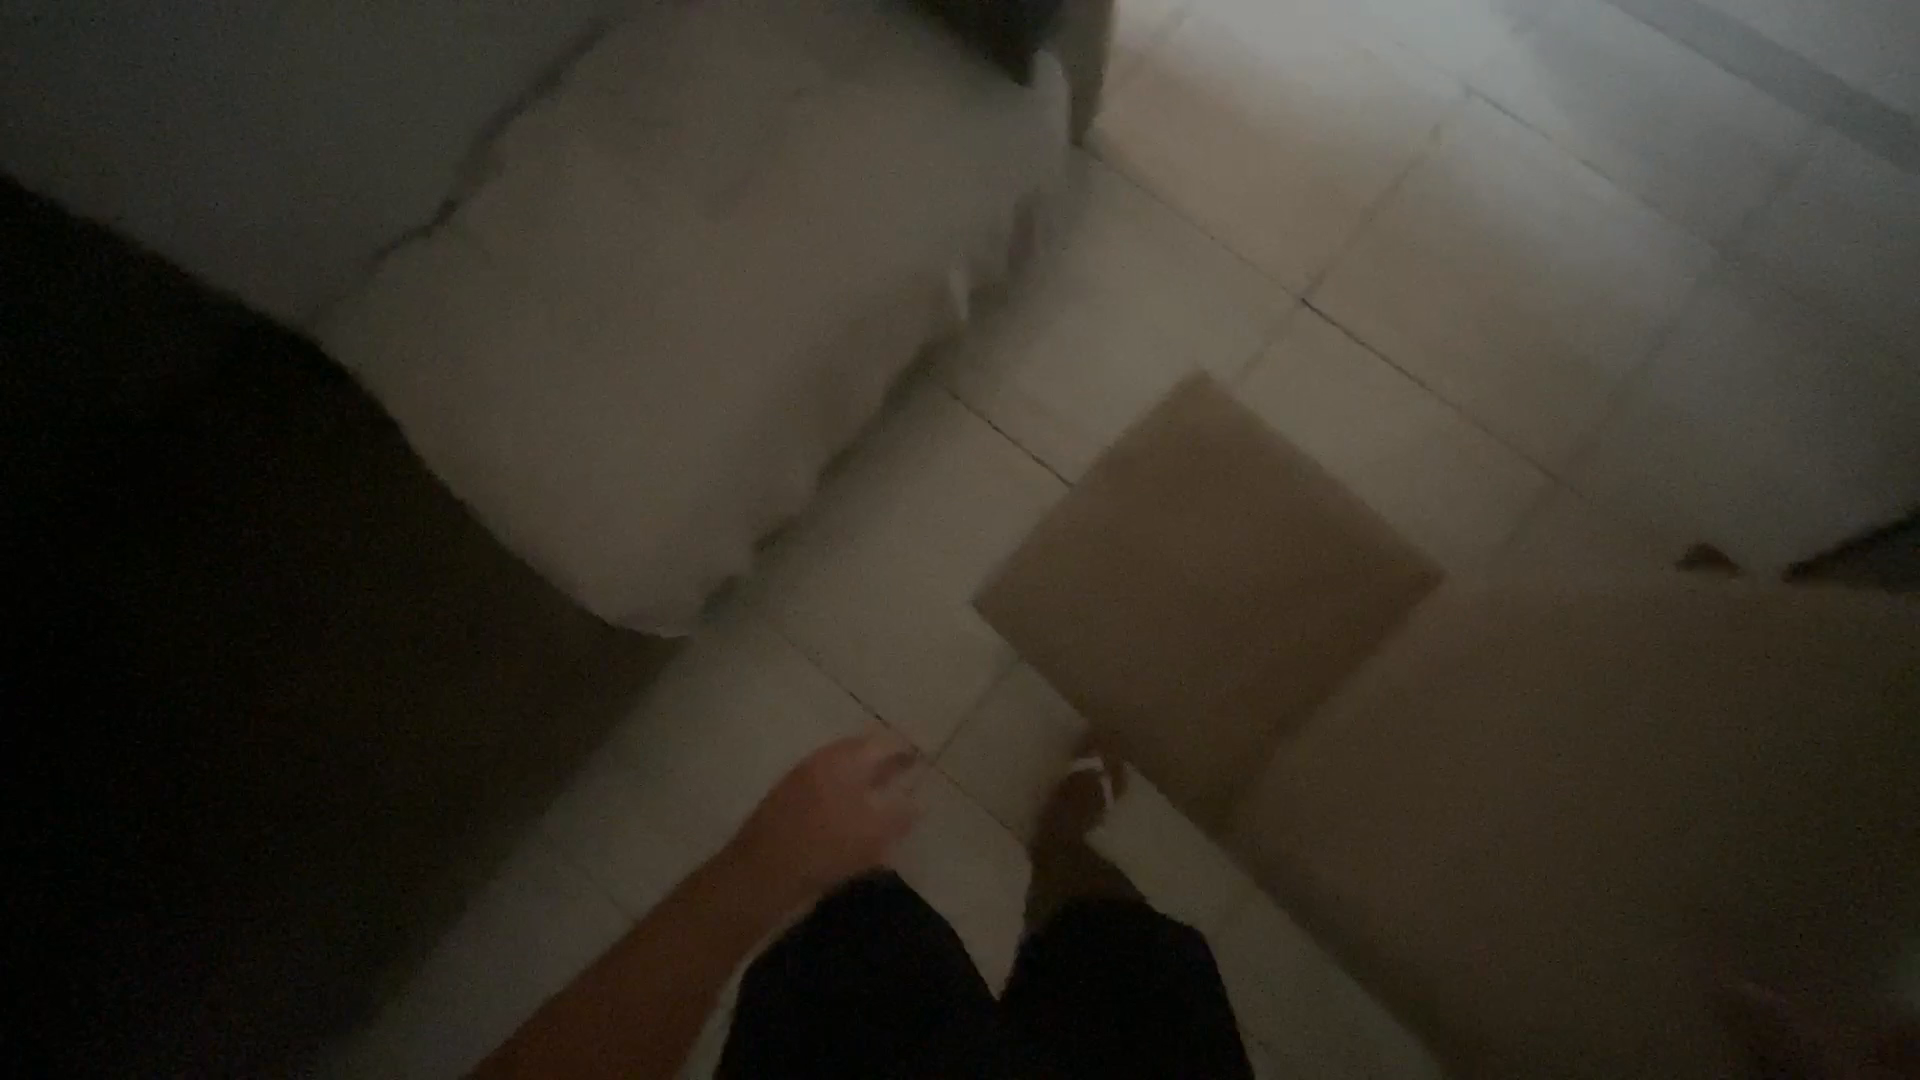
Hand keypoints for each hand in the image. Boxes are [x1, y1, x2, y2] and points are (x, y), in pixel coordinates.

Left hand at [725, 730, 922, 905]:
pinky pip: (826, 790)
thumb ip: (900, 814)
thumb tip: (919, 802)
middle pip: (860, 754)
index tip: (921, 754)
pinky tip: (853, 818)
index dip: (904, 748)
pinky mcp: (787, 805)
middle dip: (884, 761)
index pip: (882, 743)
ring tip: (884, 795)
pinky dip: (845, 796)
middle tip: (907, 769)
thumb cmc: (825, 845)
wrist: (761, 874)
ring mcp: (801, 781)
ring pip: (842, 773)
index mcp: (845, 759)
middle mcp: (822, 762)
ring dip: (864, 779)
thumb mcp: (873, 832)